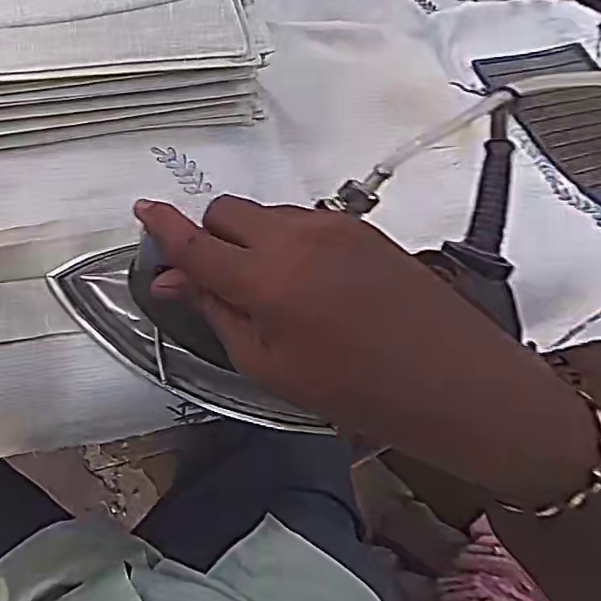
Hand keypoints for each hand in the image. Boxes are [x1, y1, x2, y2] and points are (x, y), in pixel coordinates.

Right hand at [133, 196, 589, 499]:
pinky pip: (300, 218)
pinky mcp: (359, 226)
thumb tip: (175, 281)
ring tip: (274, 290)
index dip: (162, 226)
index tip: (144, 211)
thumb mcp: (269, 365)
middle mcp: (297, 239)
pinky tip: (307, 281)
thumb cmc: (361, 391)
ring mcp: (332, 226)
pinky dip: (285, 240)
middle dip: (210, 236)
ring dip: (250, 240)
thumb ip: (214, 312)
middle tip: (218, 278)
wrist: (456, 384)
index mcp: (269, 282)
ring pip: (263, 212)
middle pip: (225, 209)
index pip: (196, 242)